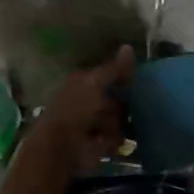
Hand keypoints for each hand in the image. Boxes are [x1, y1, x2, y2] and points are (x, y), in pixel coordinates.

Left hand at [28, 45, 136, 170]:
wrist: (61, 147)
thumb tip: (129, 46)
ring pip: (119, 121)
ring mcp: (94, 124)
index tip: (132, 84)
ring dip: (113, 126)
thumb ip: (113, 69)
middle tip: (109, 112)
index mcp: (83, 84)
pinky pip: (117, 139)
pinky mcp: (99, 145)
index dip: (122, 81)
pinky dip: (112, 141)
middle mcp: (88, 102)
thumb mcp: (93, 84)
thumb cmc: (73, 111)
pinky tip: (104, 143)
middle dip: (117, 108)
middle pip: (117, 101)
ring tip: (102, 132)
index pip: (110, 78)